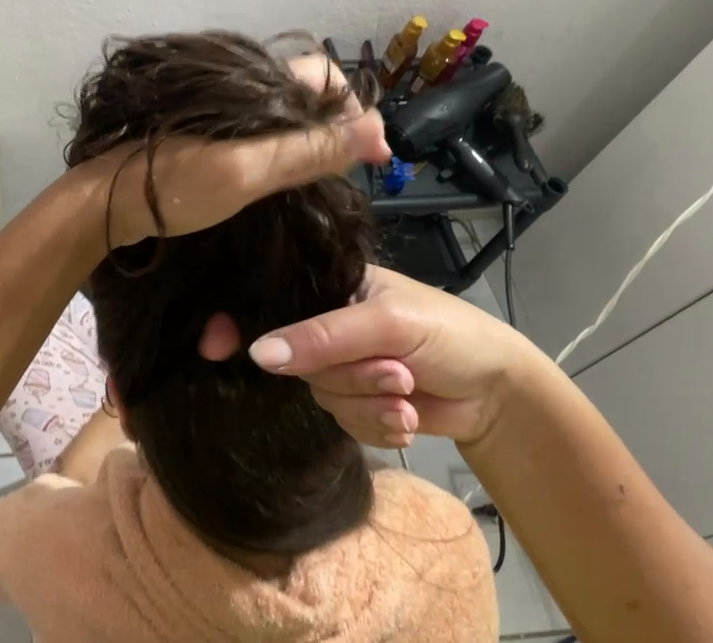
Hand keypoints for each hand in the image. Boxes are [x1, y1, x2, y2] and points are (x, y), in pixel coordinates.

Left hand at [74, 54, 390, 248]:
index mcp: (250, 85)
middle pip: (305, 94)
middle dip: (335, 125)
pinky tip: (282, 180)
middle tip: (349, 172)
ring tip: (324, 179)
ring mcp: (218, 111)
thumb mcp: (245, 172)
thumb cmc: (170, 186)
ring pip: (282, 115)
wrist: (100, 205)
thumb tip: (375, 127)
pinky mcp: (203, 135)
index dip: (354, 109)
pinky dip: (281, 150)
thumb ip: (307, 150)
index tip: (373, 156)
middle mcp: (238, 87)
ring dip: (310, 140)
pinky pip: (258, 132)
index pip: (323, 73)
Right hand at [246, 266, 552, 445]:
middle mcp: (329, 325)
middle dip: (349, 376)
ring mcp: (343, 367)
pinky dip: (378, 426)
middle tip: (395, 373)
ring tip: (409, 393)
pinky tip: (409, 419)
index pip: (273, 299)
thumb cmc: (448, 332)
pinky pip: (344, 422)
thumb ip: (322, 338)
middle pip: (300, 360)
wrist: (500, 391)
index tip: (213, 345)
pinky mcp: (360, 404)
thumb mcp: (386, 323)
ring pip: (322, 395)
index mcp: (332, 287)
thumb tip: (257, 356)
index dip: (240, 321)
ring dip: (370, 403)